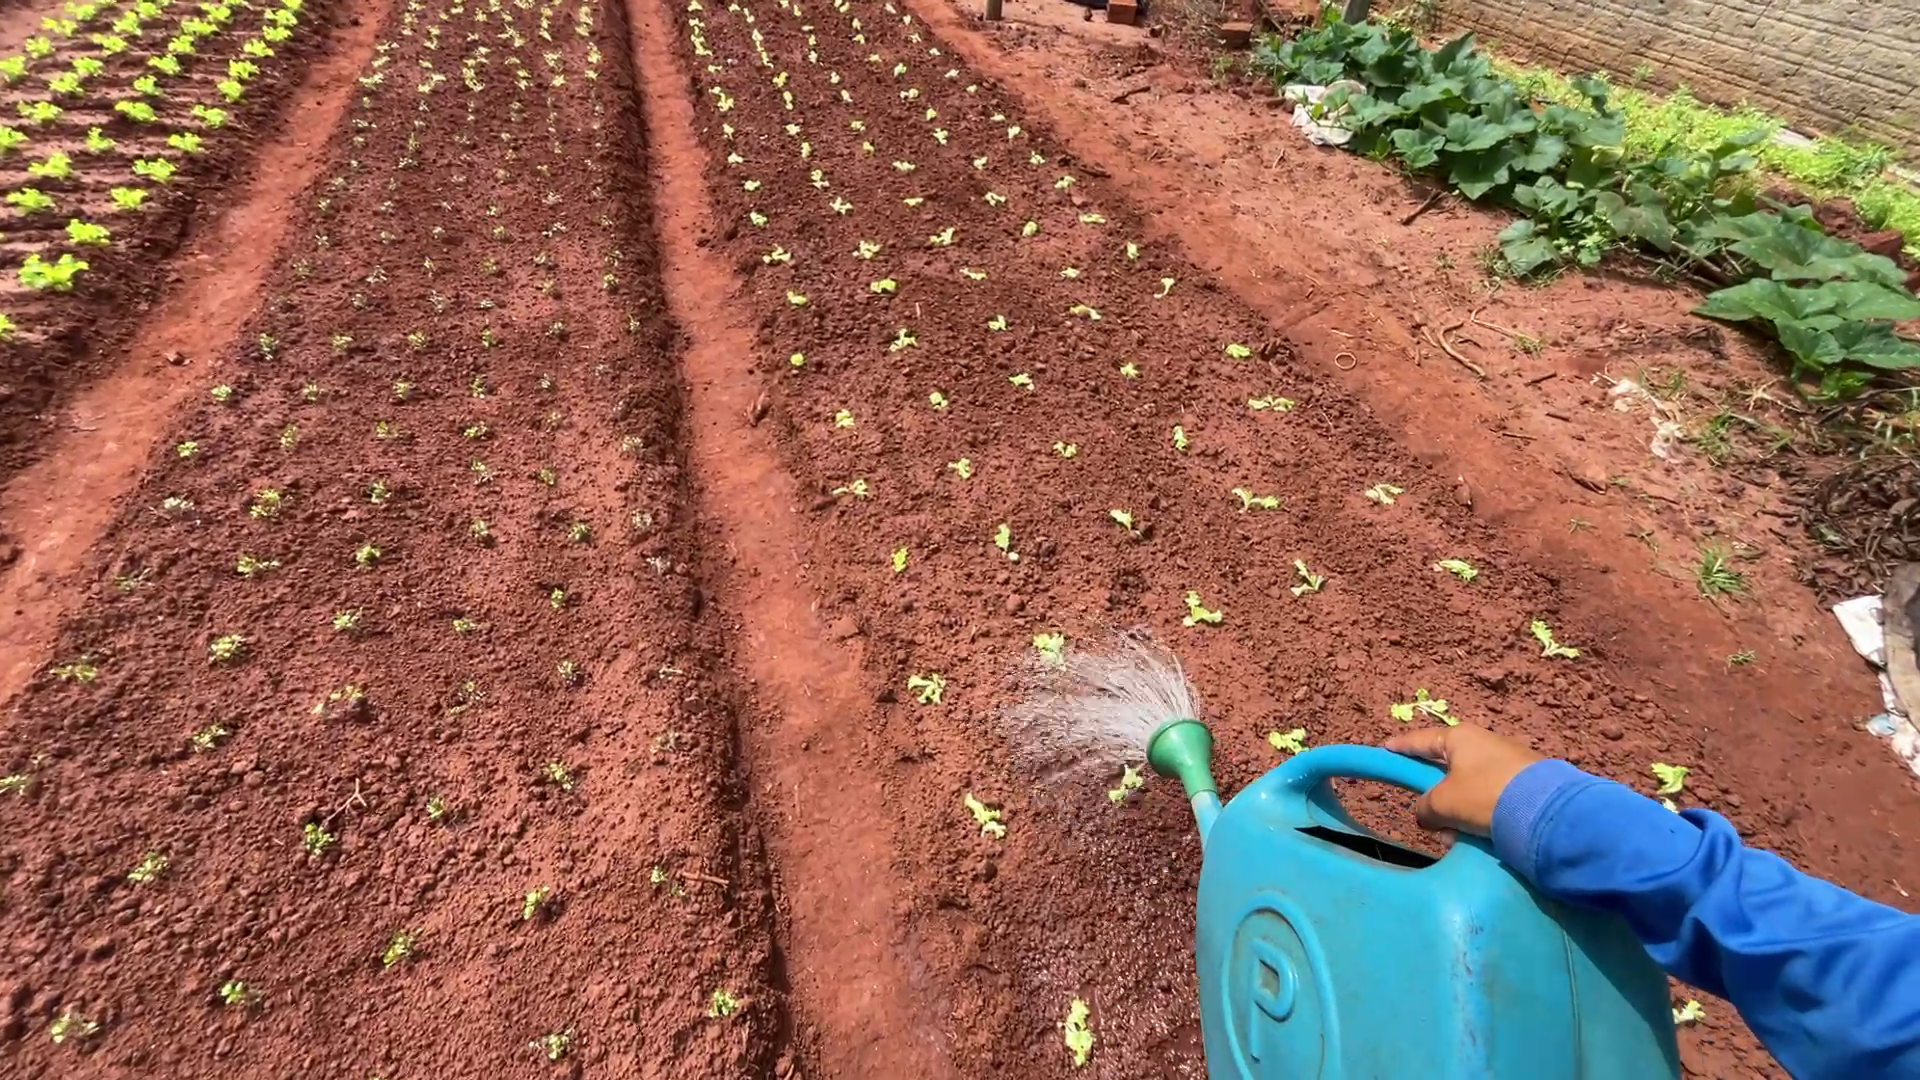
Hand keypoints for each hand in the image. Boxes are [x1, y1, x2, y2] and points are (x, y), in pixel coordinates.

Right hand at [1383, 724, 1543, 836]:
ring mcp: (1512, 761)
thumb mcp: (1443, 803)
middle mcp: (1485, 742)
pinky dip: (1483, 812)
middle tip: (1428, 814)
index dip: (1402, 746)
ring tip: (1457, 836)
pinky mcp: (1533, 782)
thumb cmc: (1484, 795)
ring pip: (1472, 785)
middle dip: (1437, 794)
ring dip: (1460, 810)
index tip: (1387, 749)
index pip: (1421, 740)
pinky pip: (1495, 795)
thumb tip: (1427, 814)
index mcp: (1459, 737)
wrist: (1551, 814)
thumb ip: (1424, 806)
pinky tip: (1482, 835)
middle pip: (1449, 767)